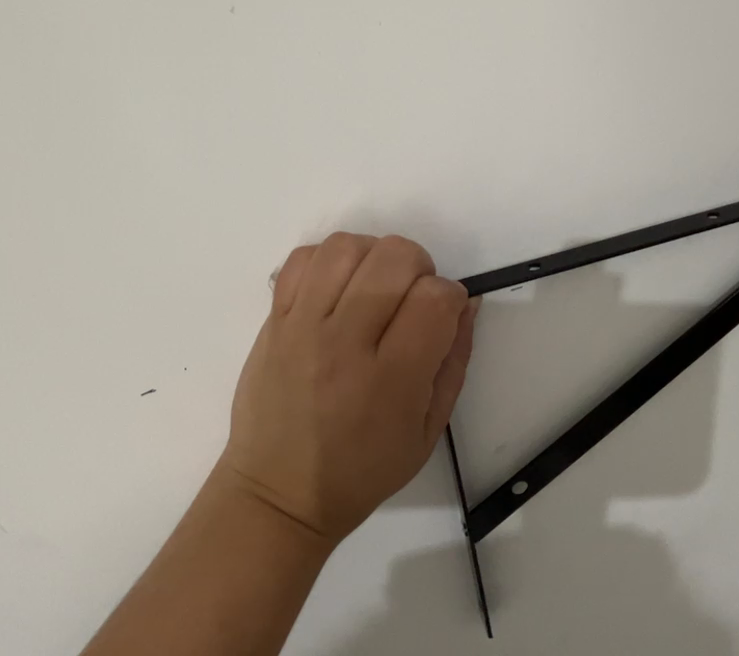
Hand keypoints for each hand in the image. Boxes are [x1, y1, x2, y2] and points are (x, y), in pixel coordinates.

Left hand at [217, 232, 477, 546]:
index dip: (450, 295)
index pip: (435, 298)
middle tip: (410, 298)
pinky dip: (327, 260)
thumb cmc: (362, 470)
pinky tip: (336, 288)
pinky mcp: (273, 320)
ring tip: (372, 286)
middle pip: (394, 258)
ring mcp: (302, 327)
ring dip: (372, 256)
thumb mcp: (428, 431)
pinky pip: (301, 259)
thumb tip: (466, 303)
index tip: (441, 315)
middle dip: (417, 267)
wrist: (278, 492)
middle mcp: (345, 344)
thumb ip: (453, 361)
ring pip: (346, 247)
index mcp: (391, 380)